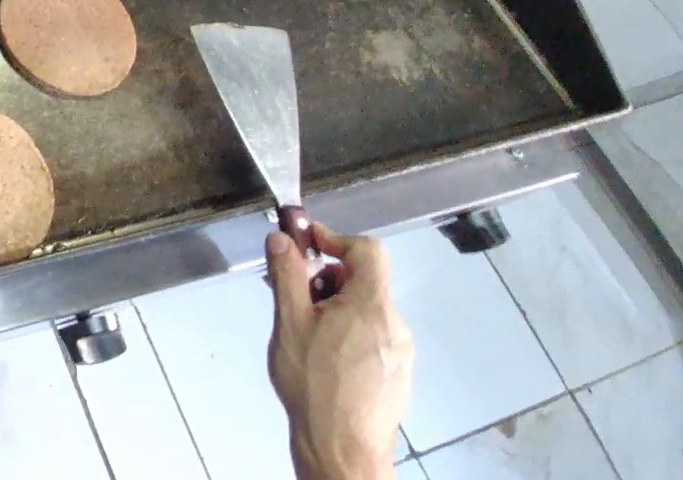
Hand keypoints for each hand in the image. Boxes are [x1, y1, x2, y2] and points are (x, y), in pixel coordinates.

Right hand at [265, 225, 413, 479]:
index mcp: (372, 306)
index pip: (368, 250)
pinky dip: (345, 326)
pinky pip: (371, 332)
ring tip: (302, 326)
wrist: (342, 445)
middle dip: (325, 277)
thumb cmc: (313, 379)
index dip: (334, 238)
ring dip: (333, 303)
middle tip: (293, 293)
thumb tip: (282, 238)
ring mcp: (400, 351)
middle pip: (363, 279)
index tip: (304, 243)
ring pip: (365, 308)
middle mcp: (394, 325)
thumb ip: (287, 275)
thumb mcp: (289, 320)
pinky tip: (321, 351)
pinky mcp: (396, 372)